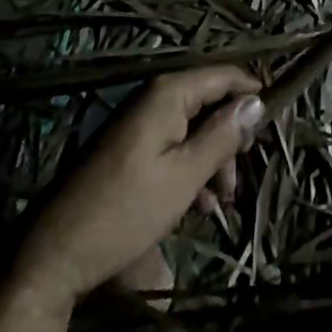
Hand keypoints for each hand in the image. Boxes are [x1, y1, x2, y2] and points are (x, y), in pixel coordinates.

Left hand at [10, 67, 264, 306]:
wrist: (57, 256)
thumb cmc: (127, 211)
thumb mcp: (185, 177)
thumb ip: (223, 135)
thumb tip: (257, 103)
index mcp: (169, 93)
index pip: (226, 75)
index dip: (254, 96)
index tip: (275, 126)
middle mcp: (156, 97)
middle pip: (212, 103)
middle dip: (231, 139)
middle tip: (240, 179)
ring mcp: (142, 122)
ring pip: (196, 127)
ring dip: (215, 160)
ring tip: (221, 201)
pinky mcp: (133, 146)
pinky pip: (176, 144)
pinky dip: (193, 168)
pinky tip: (200, 204)